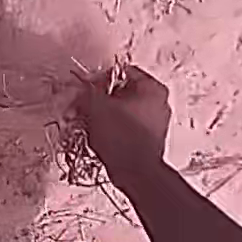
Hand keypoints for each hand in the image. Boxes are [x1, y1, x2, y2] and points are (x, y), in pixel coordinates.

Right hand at [70, 65, 170, 181]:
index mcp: (152, 89)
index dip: (100, 79)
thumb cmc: (123, 138)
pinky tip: (99, 134)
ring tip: (87, 122)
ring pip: (122, 109)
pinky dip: (110, 126)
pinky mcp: (147, 137)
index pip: (123, 71)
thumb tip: (85, 83)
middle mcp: (158, 102)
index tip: (87, 88)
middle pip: (122, 91)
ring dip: (102, 113)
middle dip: (98, 99)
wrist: (134, 170)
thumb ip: (90, 90)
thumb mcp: (97, 107)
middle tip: (83, 106)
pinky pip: (125, 124)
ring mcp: (154, 121)